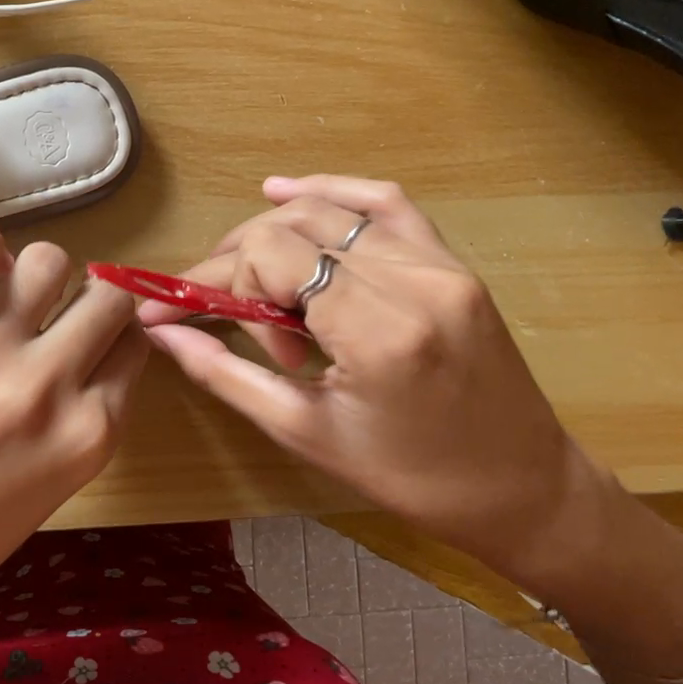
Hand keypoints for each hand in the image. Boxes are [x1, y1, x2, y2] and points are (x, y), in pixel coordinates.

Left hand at [0, 226, 148, 635]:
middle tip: (64, 313)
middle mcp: (46, 385)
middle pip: (108, 297)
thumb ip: (87, 417)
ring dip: (42, 273)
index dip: (121, 335)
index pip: (134, 346)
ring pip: (47, 261)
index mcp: (88, 432)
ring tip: (17, 293)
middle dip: (97, 298)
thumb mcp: (58, 482)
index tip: (101, 336)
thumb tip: (100, 347)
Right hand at [141, 175, 603, 575]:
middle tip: (228, 319)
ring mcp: (441, 264)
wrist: (522, 491)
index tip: (189, 319)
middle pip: (290, 228)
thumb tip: (160, 331)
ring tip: (250, 281)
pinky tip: (284, 193)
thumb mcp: (302, 431)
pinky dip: (330, 192)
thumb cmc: (408, 477)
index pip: (269, 257)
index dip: (214, 281)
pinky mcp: (453, 262)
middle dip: (238, 266)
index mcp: (379, 330)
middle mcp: (414, 280)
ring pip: (329, 211)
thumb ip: (223, 372)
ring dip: (272, 237)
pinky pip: (385, 203)